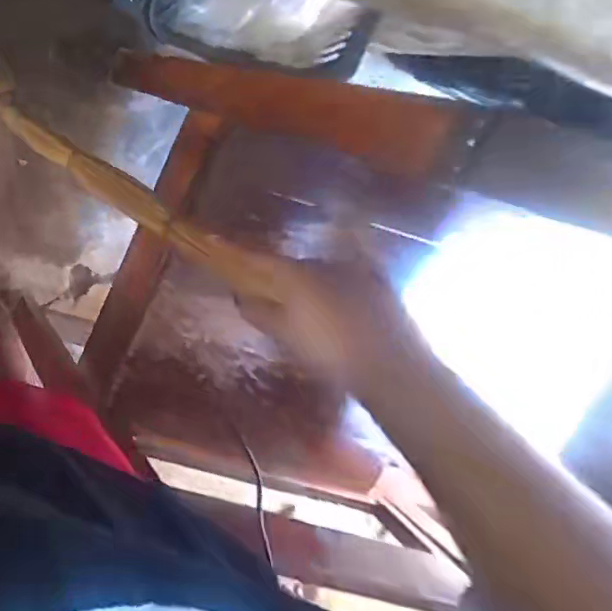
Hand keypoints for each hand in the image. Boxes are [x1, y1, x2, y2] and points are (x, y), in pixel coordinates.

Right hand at [233, 240, 422, 389]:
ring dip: (312, 275)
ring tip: (308, 292)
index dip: (236, 252)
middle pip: (293, 264)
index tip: (216, 242)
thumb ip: (260, 314)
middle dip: (281, 271)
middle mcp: (322, 263)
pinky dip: (346, 272)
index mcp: (295, 275)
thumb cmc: (331, 353)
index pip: (259, 259)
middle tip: (271, 284)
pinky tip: (346, 278)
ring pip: (323, 266)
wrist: (394, 368)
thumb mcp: (287, 337)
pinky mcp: (381, 283)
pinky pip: (356, 268)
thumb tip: (240, 298)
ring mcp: (356, 270)